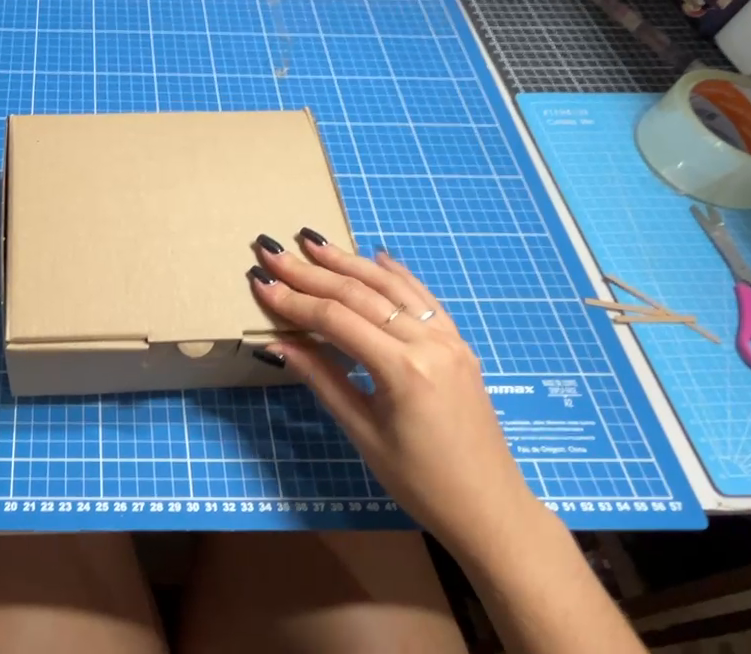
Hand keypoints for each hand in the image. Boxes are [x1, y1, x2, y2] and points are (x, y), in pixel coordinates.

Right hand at [250, 232, 546, 561]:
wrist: (491, 508)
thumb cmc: (421, 483)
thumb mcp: (363, 433)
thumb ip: (321, 379)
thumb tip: (277, 345)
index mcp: (403, 369)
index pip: (336, 320)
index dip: (294, 300)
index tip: (260, 281)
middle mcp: (429, 342)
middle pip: (359, 294)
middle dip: (311, 271)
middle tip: (272, 250)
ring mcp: (448, 338)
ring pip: (390, 287)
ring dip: (348, 262)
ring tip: (313, 242)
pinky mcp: (459, 343)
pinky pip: (423, 297)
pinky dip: (395, 274)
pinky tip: (375, 257)